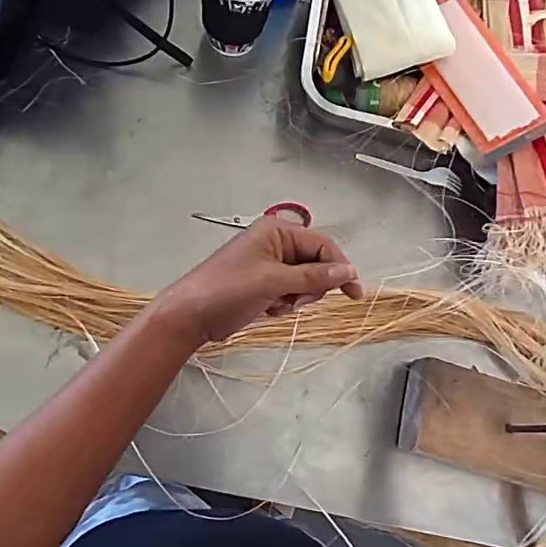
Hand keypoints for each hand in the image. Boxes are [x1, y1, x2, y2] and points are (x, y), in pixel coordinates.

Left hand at [151, 216, 364, 345]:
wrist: (191, 315)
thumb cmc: (227, 290)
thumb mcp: (273, 282)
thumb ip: (313, 277)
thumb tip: (349, 271)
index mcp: (275, 232)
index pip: (322, 245)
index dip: (340, 267)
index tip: (354, 292)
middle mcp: (273, 244)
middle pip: (316, 264)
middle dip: (311, 286)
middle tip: (294, 299)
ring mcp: (267, 265)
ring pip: (304, 282)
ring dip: (297, 298)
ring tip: (275, 304)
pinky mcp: (262, 285)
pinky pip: (289, 293)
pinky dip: (284, 304)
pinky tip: (267, 309)